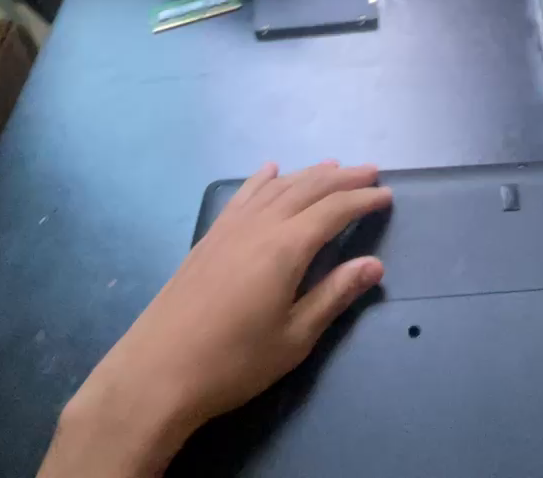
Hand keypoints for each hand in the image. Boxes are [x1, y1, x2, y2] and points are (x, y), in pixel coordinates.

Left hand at [40, 162, 391, 477]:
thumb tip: (375, 264)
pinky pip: (244, 195)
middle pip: (309, 188)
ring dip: (309, 173)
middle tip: (370, 171)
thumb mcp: (295, 338)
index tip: (387, 195)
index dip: (363, 200)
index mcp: (287, 246)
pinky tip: (270, 170)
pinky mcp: (210, 237)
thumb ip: (335, 295)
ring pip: (278, 186)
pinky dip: (262, 179)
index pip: (335, 210)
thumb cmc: (233, 362)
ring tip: (333, 166)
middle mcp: (261, 224)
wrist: (155, 374)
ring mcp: (231, 227)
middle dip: (343, 178)